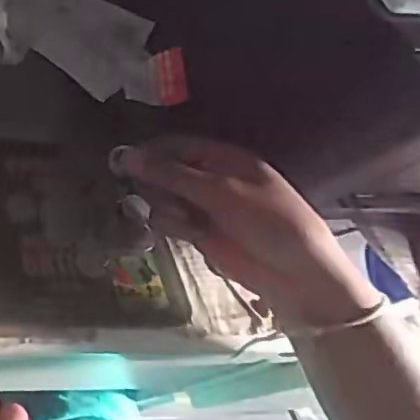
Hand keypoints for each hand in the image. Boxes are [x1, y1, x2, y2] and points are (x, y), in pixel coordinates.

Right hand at [122, 136, 380, 327]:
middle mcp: (210, 179)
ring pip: (162, 199)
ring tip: (185, 220)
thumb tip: (127, 156)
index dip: (149, 153)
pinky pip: (170, 222)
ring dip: (165, 208)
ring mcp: (203, 207)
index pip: (175, 146)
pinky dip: (173, 226)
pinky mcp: (199, 233)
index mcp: (223, 158)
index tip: (123, 165)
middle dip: (155, 184)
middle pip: (163, 172)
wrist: (295, 274)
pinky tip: (190, 234)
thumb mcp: (220, 191)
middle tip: (159, 197)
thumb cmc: (268, 221)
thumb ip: (172, 174)